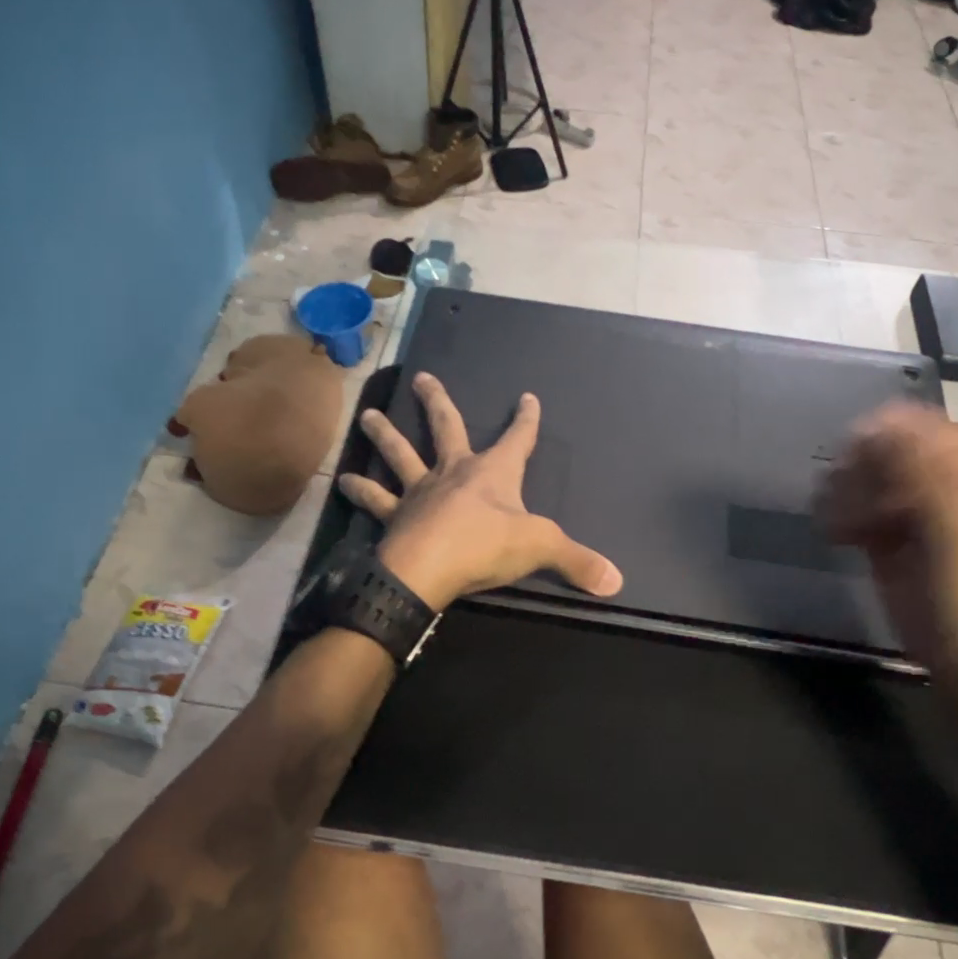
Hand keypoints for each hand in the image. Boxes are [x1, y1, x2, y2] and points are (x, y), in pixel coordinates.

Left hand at [339, 372, 623, 609]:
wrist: (426, 569)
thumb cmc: (484, 547)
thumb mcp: (540, 549)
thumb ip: (576, 561)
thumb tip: (615, 580)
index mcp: (492, 473)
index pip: (517, 439)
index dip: (526, 420)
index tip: (528, 397)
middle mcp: (453, 472)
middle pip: (445, 427)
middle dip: (436, 402)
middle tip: (421, 378)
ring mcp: (419, 492)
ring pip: (399, 454)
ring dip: (384, 434)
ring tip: (367, 415)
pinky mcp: (394, 517)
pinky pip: (375, 500)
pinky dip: (359, 491)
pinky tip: (342, 481)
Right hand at [819, 401, 957, 677]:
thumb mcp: (952, 513)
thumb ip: (917, 462)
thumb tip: (873, 420)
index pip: (910, 423)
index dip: (880, 452)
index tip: (866, 485)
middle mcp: (951, 465)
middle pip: (880, 447)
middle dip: (860, 478)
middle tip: (859, 514)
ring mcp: (919, 495)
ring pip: (860, 474)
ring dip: (845, 499)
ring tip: (847, 530)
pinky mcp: (891, 524)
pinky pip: (852, 501)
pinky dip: (841, 517)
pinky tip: (841, 538)